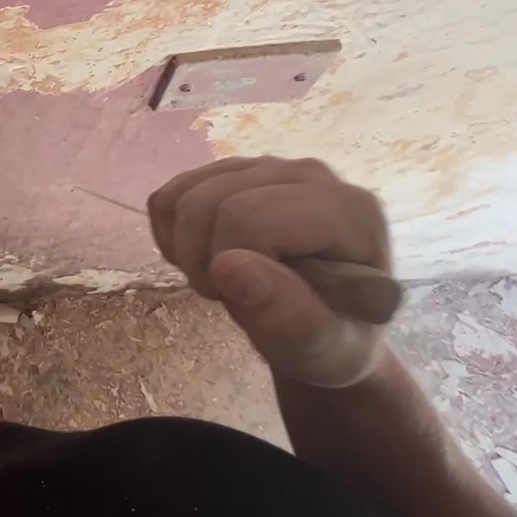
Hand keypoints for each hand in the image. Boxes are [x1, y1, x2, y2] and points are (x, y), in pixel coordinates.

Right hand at [147, 157, 393, 386]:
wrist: (321, 324)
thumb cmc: (330, 341)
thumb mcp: (322, 350)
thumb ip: (288, 317)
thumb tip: (230, 268)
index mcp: (347, 208)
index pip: (247, 216)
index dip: (228, 266)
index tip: (249, 303)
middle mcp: (308, 172)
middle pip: (209, 201)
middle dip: (201, 259)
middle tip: (230, 296)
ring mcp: (264, 166)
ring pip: (183, 195)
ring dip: (184, 248)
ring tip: (221, 278)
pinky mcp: (227, 171)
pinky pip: (169, 193)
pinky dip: (170, 233)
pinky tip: (203, 256)